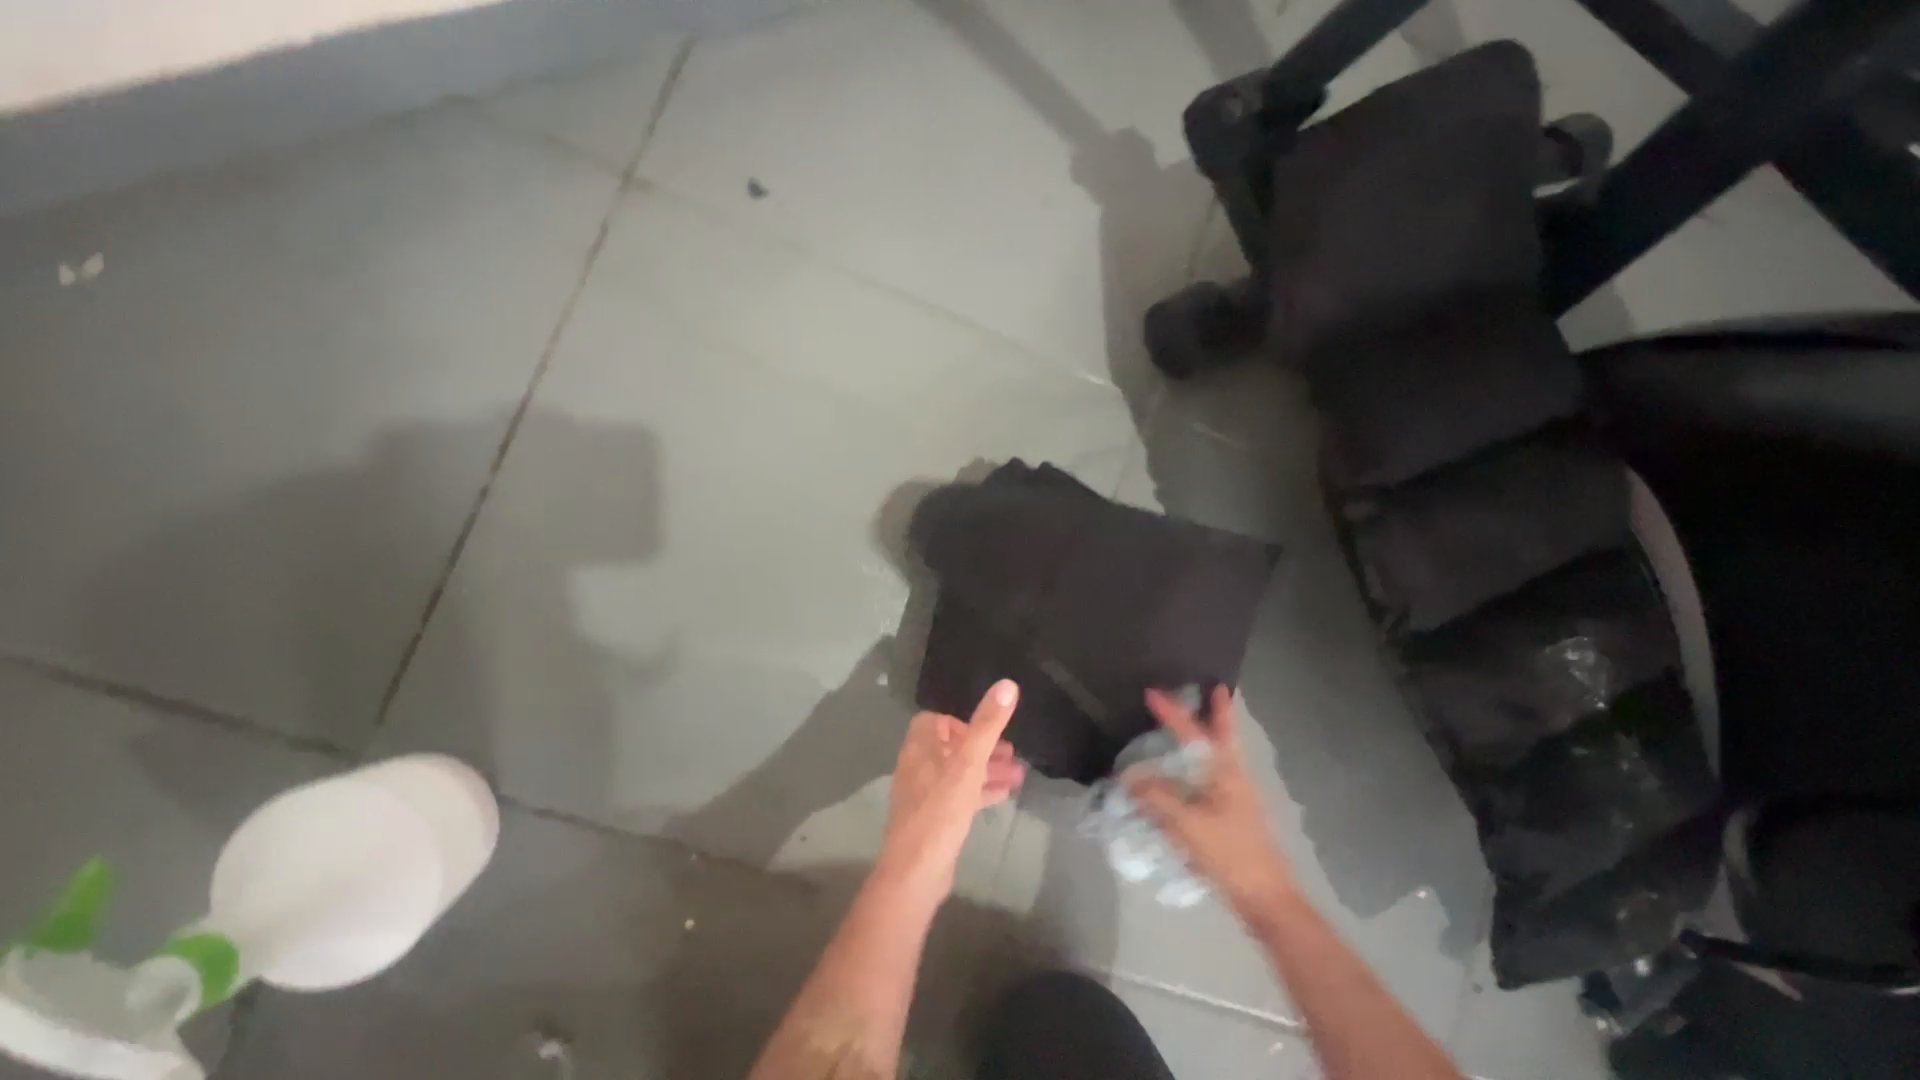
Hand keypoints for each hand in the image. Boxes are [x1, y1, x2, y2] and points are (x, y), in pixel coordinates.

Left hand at [878, 680, 1025, 895]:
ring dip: (985, 770)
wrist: (916, 870)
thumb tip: (1007, 684)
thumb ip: (987, 726)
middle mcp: (916, 767)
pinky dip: (980, 791)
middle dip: (981, 747)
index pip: (932, 721)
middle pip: (949, 747)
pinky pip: (958, 796)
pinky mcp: (932, 819)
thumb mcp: (969, 765)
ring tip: (1019, 774)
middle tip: (1012, 753)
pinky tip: (1004, 796)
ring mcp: (923, 795)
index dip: (959, 721)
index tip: (986, 731)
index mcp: (918, 749)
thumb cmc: (940, 811)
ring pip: (957, 773)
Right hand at [1127, 686, 1297, 917]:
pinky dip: (1199, 768)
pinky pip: (1211, 780)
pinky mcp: (1232, 818)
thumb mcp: (1187, 824)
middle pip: (1224, 738)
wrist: (1265, 897)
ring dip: (1208, 739)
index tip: (1153, 692)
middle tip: (1213, 690)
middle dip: (1217, 714)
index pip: (1195, 733)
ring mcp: (1237, 798)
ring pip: (1219, 758)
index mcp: (1226, 772)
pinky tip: (1186, 779)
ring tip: (1191, 728)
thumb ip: (1157, 798)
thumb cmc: (1229, 853)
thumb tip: (1131, 778)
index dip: (1173, 712)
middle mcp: (1234, 778)